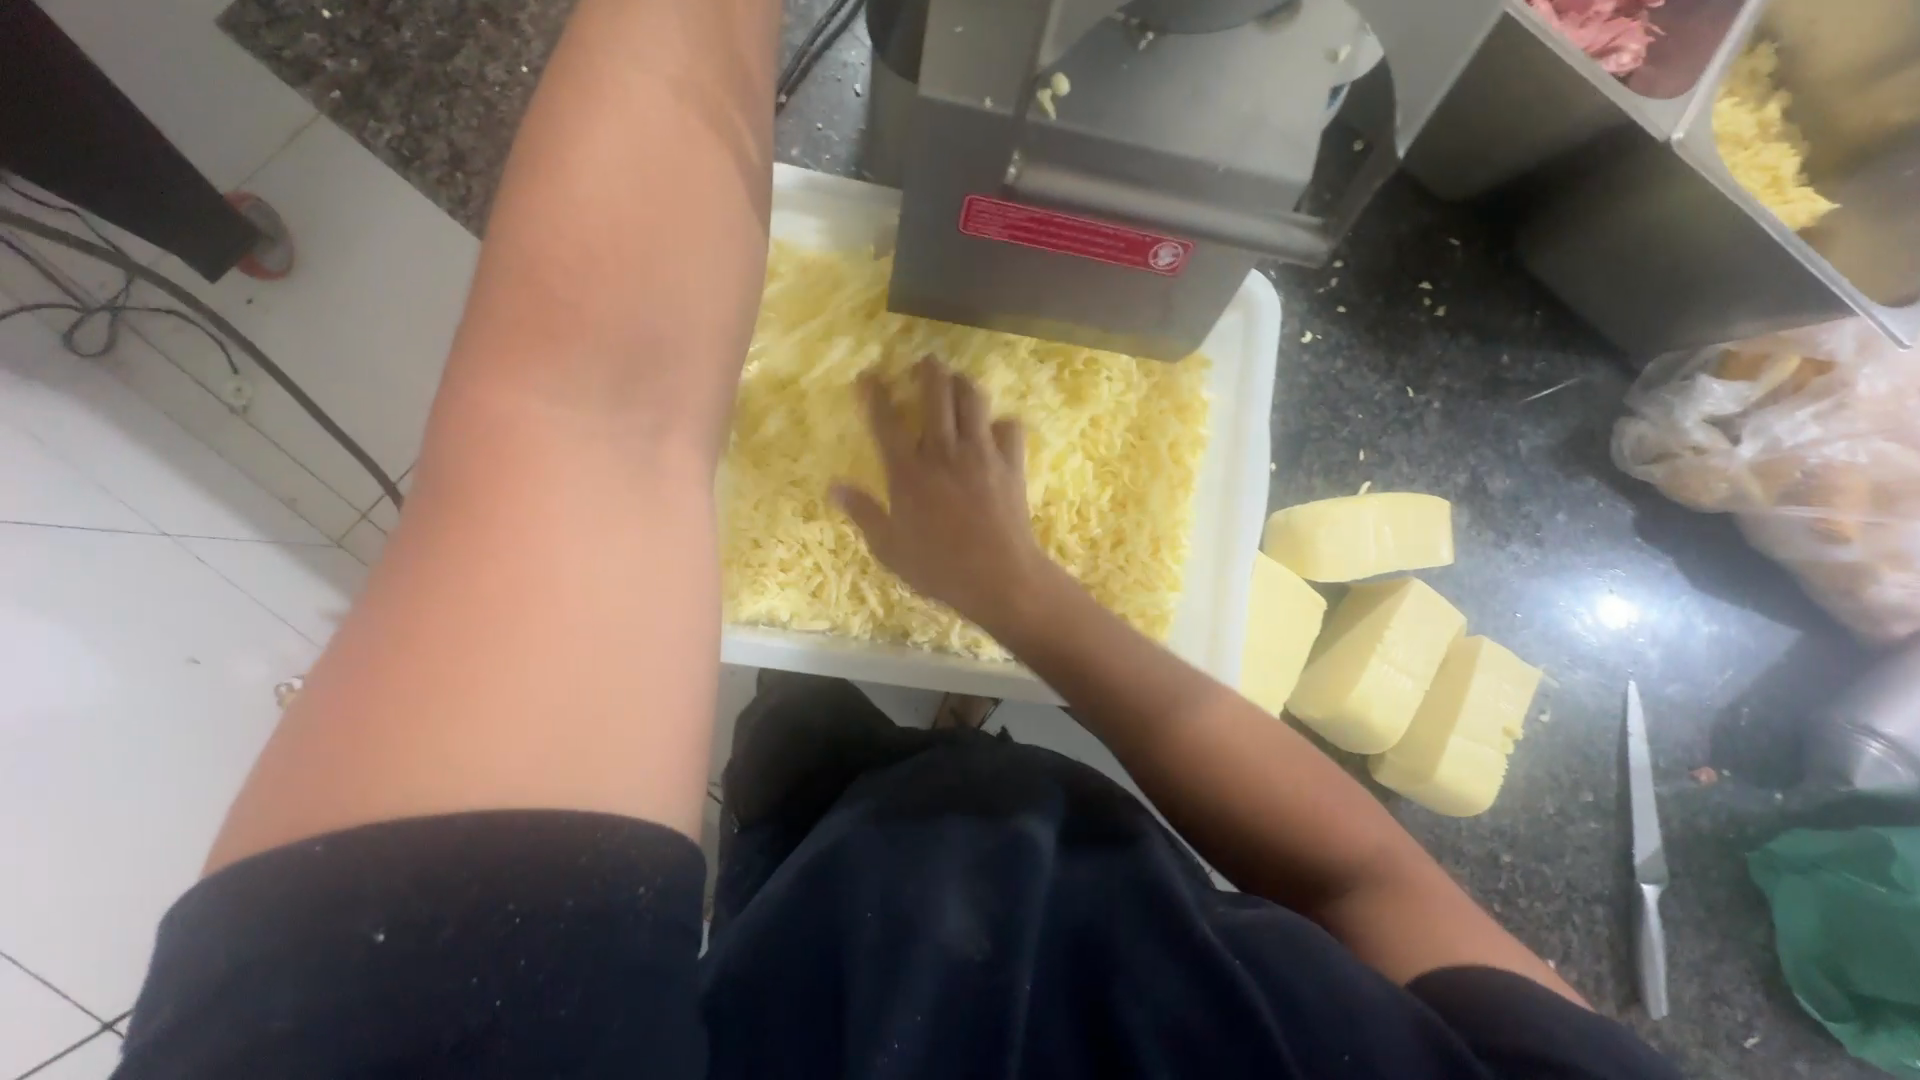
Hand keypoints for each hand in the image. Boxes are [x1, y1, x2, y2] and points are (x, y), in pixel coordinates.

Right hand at [833, 358, 1055, 632]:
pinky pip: (1010, 428)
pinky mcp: (1011, 463)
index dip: (874, 393)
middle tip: (925, 362)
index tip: (868, 376)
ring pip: (973, 399)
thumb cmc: (938, 568)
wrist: (999, 576)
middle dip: (928, 371)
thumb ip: (864, 513)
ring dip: (964, 385)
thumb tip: (834, 487)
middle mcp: (943, 451)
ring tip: (958, 382)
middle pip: (935, 394)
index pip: (885, 421)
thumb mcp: (890, 548)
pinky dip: (1002, 424)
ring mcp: (981, 453)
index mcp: (908, 471)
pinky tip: (997, 429)